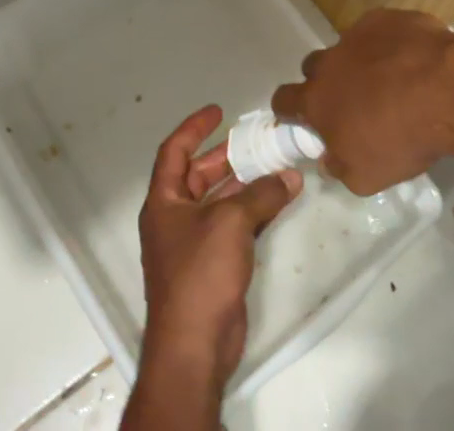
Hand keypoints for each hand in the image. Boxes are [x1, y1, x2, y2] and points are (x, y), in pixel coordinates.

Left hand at [135, 105, 301, 394]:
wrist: (194, 342)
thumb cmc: (200, 272)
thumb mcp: (230, 222)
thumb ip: (261, 193)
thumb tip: (290, 177)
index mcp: (164, 202)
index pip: (173, 152)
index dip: (194, 128)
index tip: (218, 110)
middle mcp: (175, 218)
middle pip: (200, 175)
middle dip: (229, 156)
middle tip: (261, 139)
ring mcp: (194, 243)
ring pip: (222, 200)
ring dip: (248, 183)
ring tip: (280, 164)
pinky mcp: (215, 264)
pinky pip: (235, 225)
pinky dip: (256, 210)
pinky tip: (281, 200)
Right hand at [271, 8, 453, 195]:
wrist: (447, 91)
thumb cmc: (402, 139)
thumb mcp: (365, 177)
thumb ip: (339, 166)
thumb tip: (329, 157)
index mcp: (317, 101)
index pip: (283, 101)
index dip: (289, 110)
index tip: (302, 117)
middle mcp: (331, 62)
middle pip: (314, 68)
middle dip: (327, 81)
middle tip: (354, 100)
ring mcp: (359, 35)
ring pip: (349, 47)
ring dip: (362, 62)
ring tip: (392, 78)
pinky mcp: (388, 18)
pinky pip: (380, 29)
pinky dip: (390, 43)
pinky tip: (413, 57)